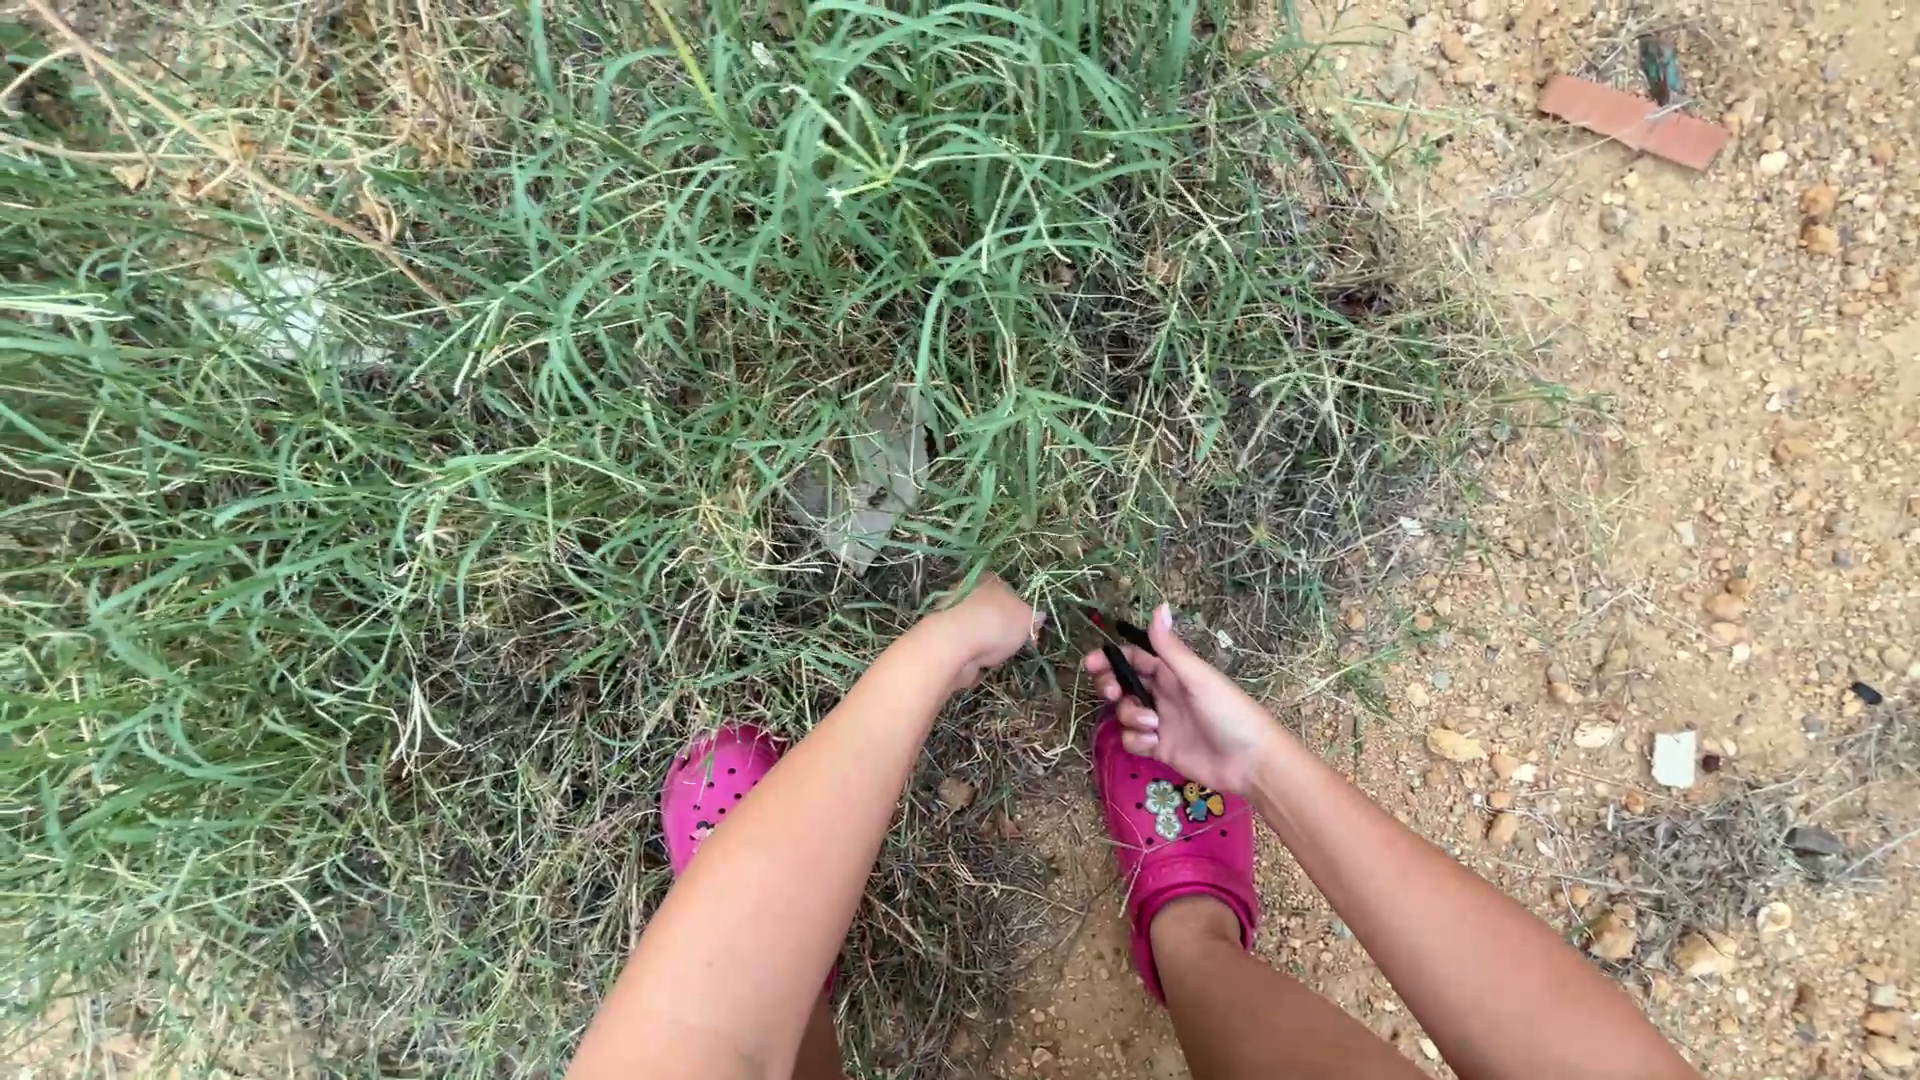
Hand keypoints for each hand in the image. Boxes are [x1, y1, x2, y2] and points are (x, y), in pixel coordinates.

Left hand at [927, 573, 1042, 690]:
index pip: (1004, 589)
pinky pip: (963, 650)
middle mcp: (965, 592)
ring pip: (975, 632)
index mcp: (987, 580)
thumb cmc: (998, 622)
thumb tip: (1038, 616)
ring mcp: (950, 616)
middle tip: (1010, 644)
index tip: (1024, 627)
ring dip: (983, 645)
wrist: (957, 643)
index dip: (1016, 609)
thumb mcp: (1028, 618)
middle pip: (989, 612)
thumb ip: (1033, 617)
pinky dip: (970, 659)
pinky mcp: (942, 639)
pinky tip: (977, 665)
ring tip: (993, 657)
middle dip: (998, 629)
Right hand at [1084, 605, 1289, 793]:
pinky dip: (1137, 741)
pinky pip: (1132, 740)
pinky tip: (1154, 743)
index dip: (1110, 659)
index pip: (1132, 658)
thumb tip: (1159, 605)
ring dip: (1130, 717)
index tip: (1091, 664)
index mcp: (1171, 673)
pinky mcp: (1159, 748)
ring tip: (1154, 726)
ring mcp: (1159, 722)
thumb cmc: (1228, 711)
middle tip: (1112, 693)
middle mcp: (1161, 694)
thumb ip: (1170, 647)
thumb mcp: (1197, 676)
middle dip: (1109, 687)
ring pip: (1124, 713)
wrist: (1250, 762)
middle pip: (1121, 685)